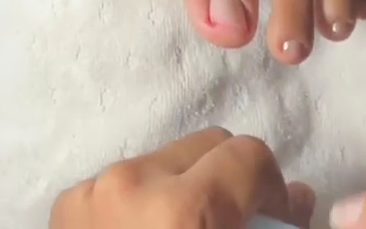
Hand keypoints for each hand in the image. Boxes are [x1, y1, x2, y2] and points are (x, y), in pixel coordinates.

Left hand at [51, 128, 317, 228]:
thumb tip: (300, 199)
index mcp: (181, 210)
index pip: (247, 154)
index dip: (271, 192)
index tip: (273, 224)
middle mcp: (131, 182)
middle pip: (205, 146)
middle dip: (230, 185)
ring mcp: (91, 189)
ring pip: (162, 161)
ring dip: (185, 194)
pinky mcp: (65, 204)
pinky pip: (122, 183)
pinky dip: (144, 208)